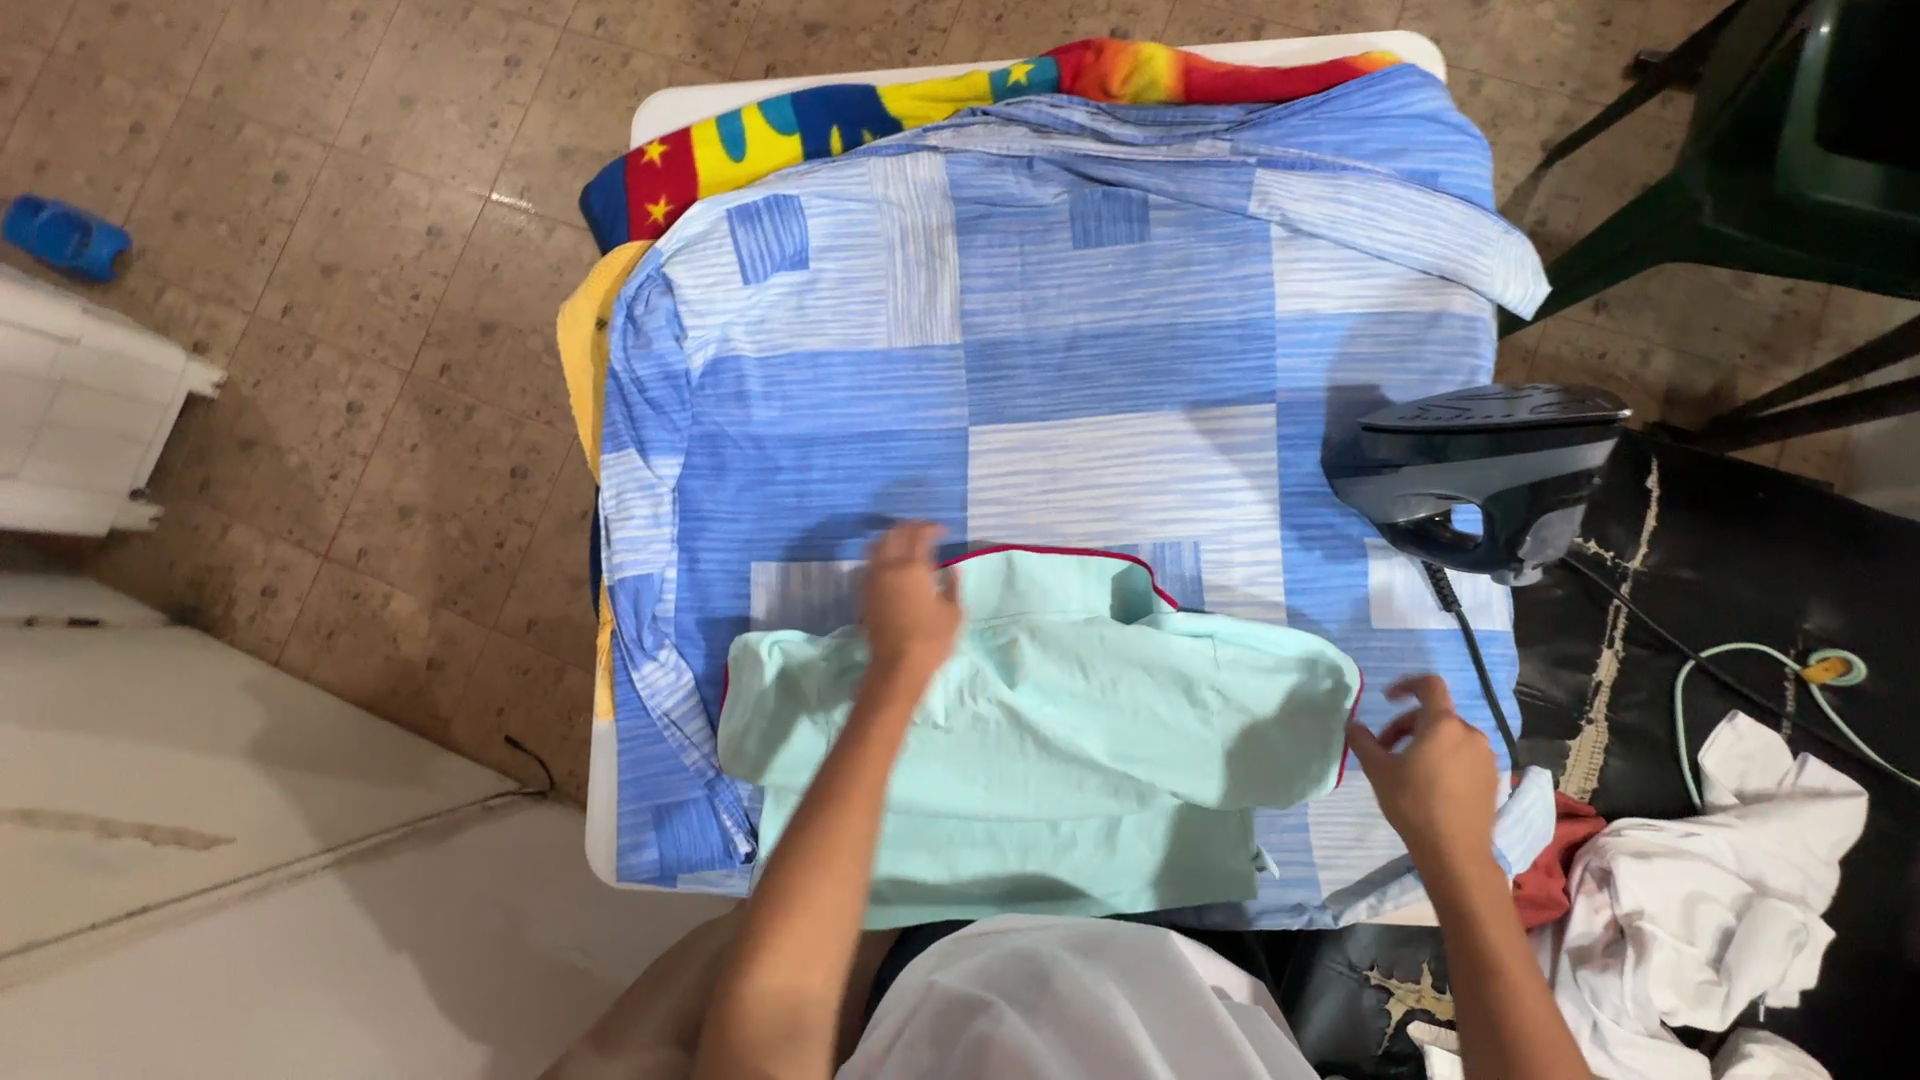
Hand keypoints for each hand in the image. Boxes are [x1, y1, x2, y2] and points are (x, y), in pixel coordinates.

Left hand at [860, 522, 961, 680]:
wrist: (897, 666)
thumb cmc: (932, 639)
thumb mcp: (954, 612)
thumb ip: (952, 585)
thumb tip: (951, 569)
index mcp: (913, 567)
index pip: (919, 534)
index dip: (931, 527)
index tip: (943, 531)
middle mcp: (889, 567)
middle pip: (894, 534)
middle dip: (909, 527)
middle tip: (923, 530)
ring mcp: (872, 579)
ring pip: (877, 546)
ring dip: (891, 538)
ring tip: (904, 542)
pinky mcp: (864, 594)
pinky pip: (870, 563)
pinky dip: (881, 555)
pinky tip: (891, 563)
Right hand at [1346, 674, 1498, 871]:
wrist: (1455, 850)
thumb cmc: (1413, 802)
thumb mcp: (1377, 769)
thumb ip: (1362, 740)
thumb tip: (1354, 724)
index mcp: (1443, 725)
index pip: (1430, 686)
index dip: (1406, 685)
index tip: (1386, 699)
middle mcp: (1470, 734)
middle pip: (1435, 714)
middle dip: (1406, 725)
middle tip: (1385, 748)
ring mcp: (1486, 756)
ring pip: (1450, 736)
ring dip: (1425, 742)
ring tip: (1406, 768)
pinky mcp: (1493, 778)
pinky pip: (1464, 755)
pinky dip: (1444, 758)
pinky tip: (1430, 784)